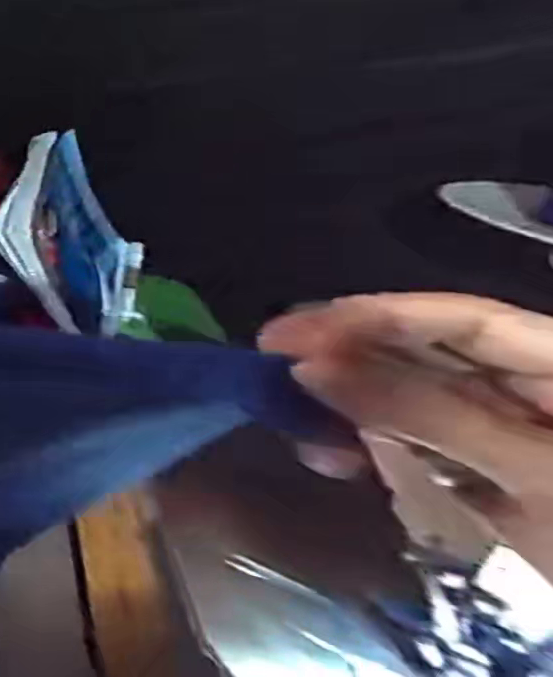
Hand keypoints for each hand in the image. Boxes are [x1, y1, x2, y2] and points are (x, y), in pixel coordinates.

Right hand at [261, 293, 552, 574]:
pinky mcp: (494, 470)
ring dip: (346, 408)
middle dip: (346, 363)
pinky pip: (416, 437)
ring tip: (304, 435)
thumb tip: (304, 365)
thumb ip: (423, 412)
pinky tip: (334, 458)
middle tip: (273, 375)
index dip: (370, 317)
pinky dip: (367, 443)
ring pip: (410, 394)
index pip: (460, 318)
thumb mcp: (541, 480)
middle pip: (427, 352)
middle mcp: (543, 391)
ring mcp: (518, 432)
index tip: (286, 336)